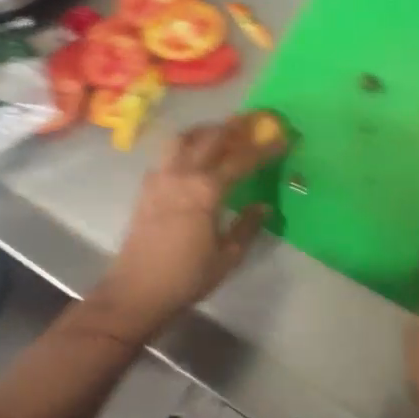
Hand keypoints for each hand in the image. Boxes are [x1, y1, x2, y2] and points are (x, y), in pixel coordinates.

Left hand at [91, 113, 283, 342]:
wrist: (135, 293)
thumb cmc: (186, 277)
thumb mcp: (227, 257)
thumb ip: (247, 227)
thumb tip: (263, 206)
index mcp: (206, 190)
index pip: (242, 159)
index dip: (265, 148)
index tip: (283, 139)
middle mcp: (183, 175)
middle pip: (211, 137)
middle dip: (234, 127)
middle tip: (253, 124)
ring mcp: (160, 178)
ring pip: (184, 138)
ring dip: (205, 131)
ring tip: (220, 135)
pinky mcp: (146, 187)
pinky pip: (167, 155)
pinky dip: (184, 148)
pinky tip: (192, 160)